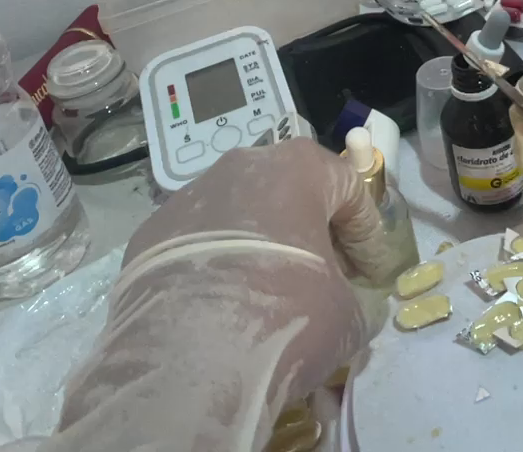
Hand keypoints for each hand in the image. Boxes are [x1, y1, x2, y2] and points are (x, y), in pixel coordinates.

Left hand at [48, 140, 388, 451]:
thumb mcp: (348, 315)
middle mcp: (244, 164)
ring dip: (259, 245)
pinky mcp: (150, 232)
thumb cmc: (286, 313)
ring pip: (240, 212)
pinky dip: (214, 265)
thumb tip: (350, 305)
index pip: (349, 187)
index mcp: (299, 166)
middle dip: (310, 231)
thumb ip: (357, 298)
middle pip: (290, 191)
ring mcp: (191, 194)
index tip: (372, 273)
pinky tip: (219, 306)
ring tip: (264, 294)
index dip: (366, 232)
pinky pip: (197, 242)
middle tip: (322, 277)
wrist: (187, 357)